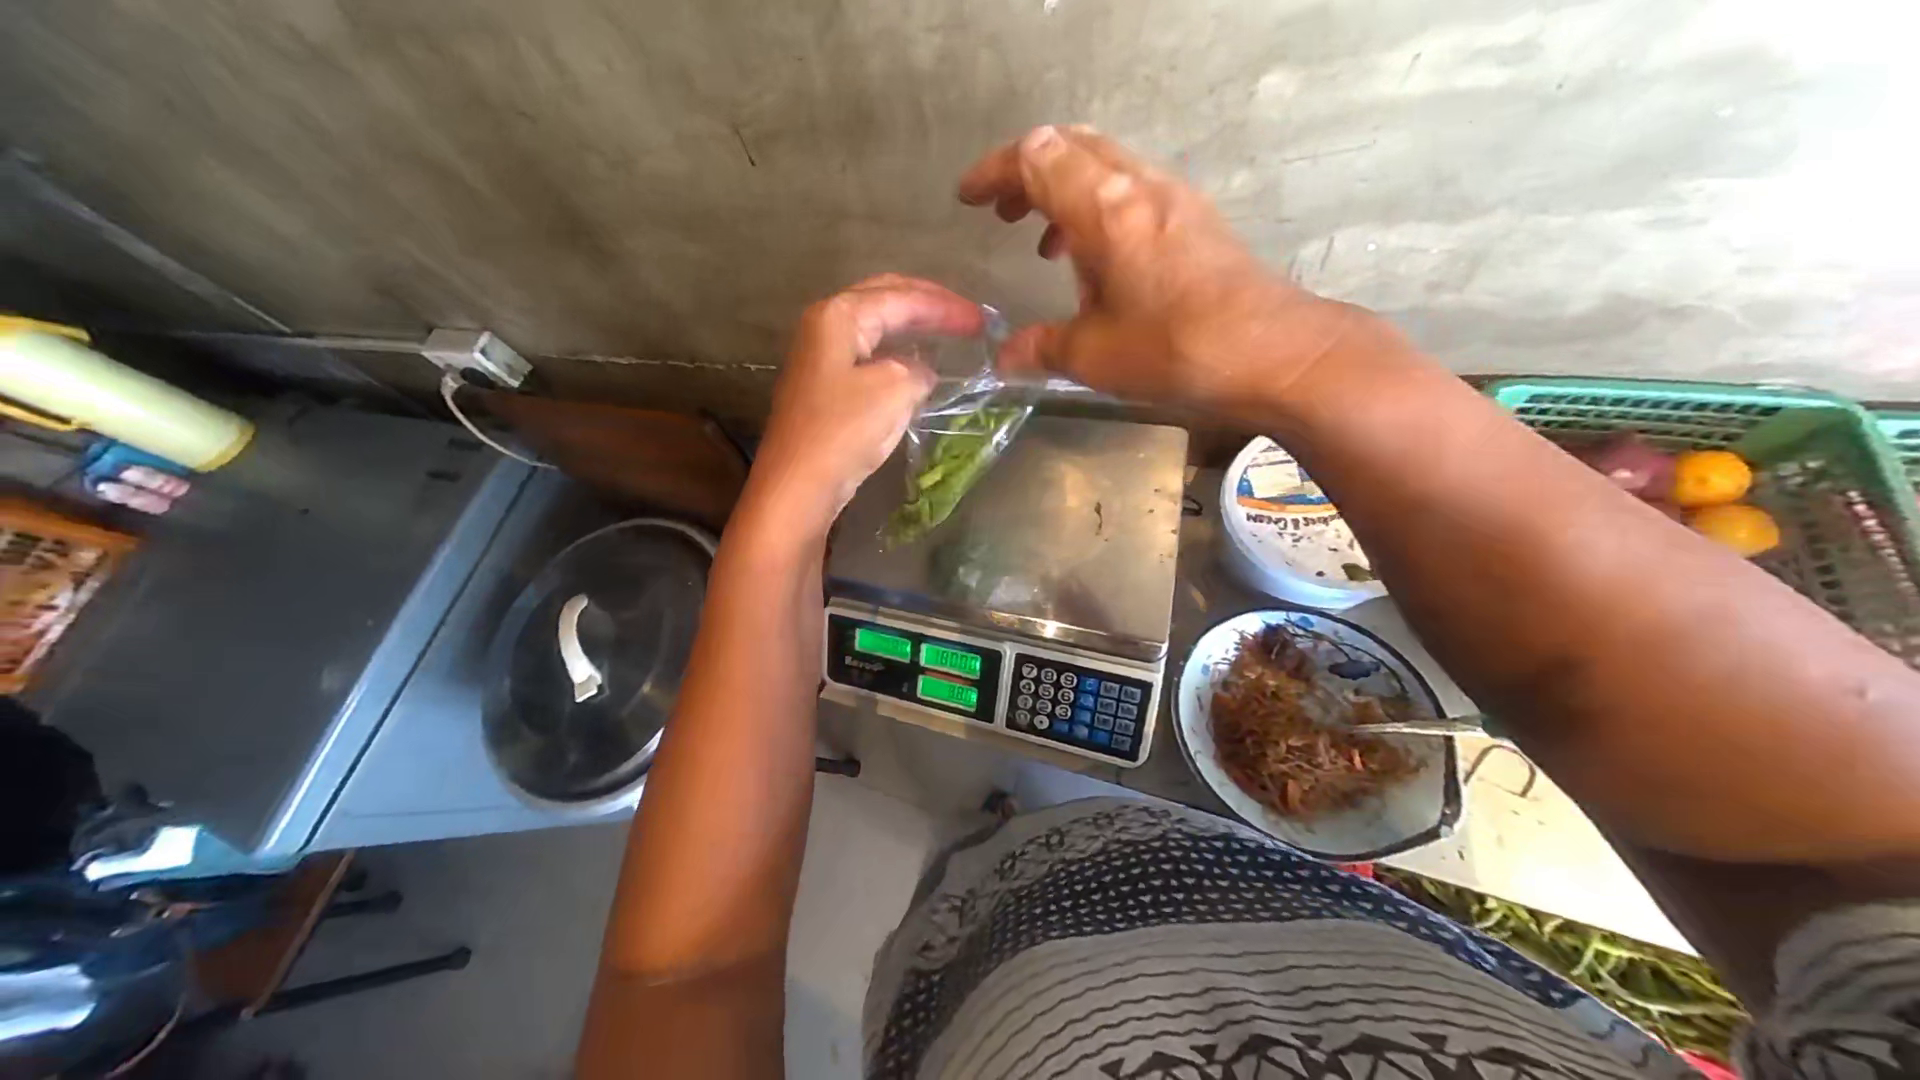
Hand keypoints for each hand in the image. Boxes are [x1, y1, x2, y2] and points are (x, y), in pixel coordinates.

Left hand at [745, 274, 984, 532]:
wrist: (798, 485)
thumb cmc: (844, 430)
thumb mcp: (895, 390)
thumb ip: (918, 369)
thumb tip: (921, 372)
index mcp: (839, 315)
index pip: (901, 297)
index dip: (945, 306)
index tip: (981, 320)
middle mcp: (825, 326)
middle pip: (884, 300)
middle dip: (927, 304)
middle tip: (966, 317)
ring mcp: (820, 357)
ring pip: (875, 329)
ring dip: (912, 328)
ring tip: (947, 334)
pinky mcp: (823, 387)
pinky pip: (868, 356)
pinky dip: (896, 354)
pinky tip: (916, 367)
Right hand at [958, 126, 1372, 417]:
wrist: (1272, 351)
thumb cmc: (1174, 349)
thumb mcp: (1093, 355)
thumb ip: (1040, 347)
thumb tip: (1003, 358)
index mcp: (1104, 207)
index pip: (1036, 158)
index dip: (995, 172)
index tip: (969, 199)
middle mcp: (1138, 185)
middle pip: (1070, 146)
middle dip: (1026, 173)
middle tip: (1002, 212)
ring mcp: (1172, 196)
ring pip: (1104, 164)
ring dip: (1064, 190)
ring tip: (1042, 241)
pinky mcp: (1193, 217)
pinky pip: (1131, 188)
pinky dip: (1097, 207)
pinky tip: (1095, 260)